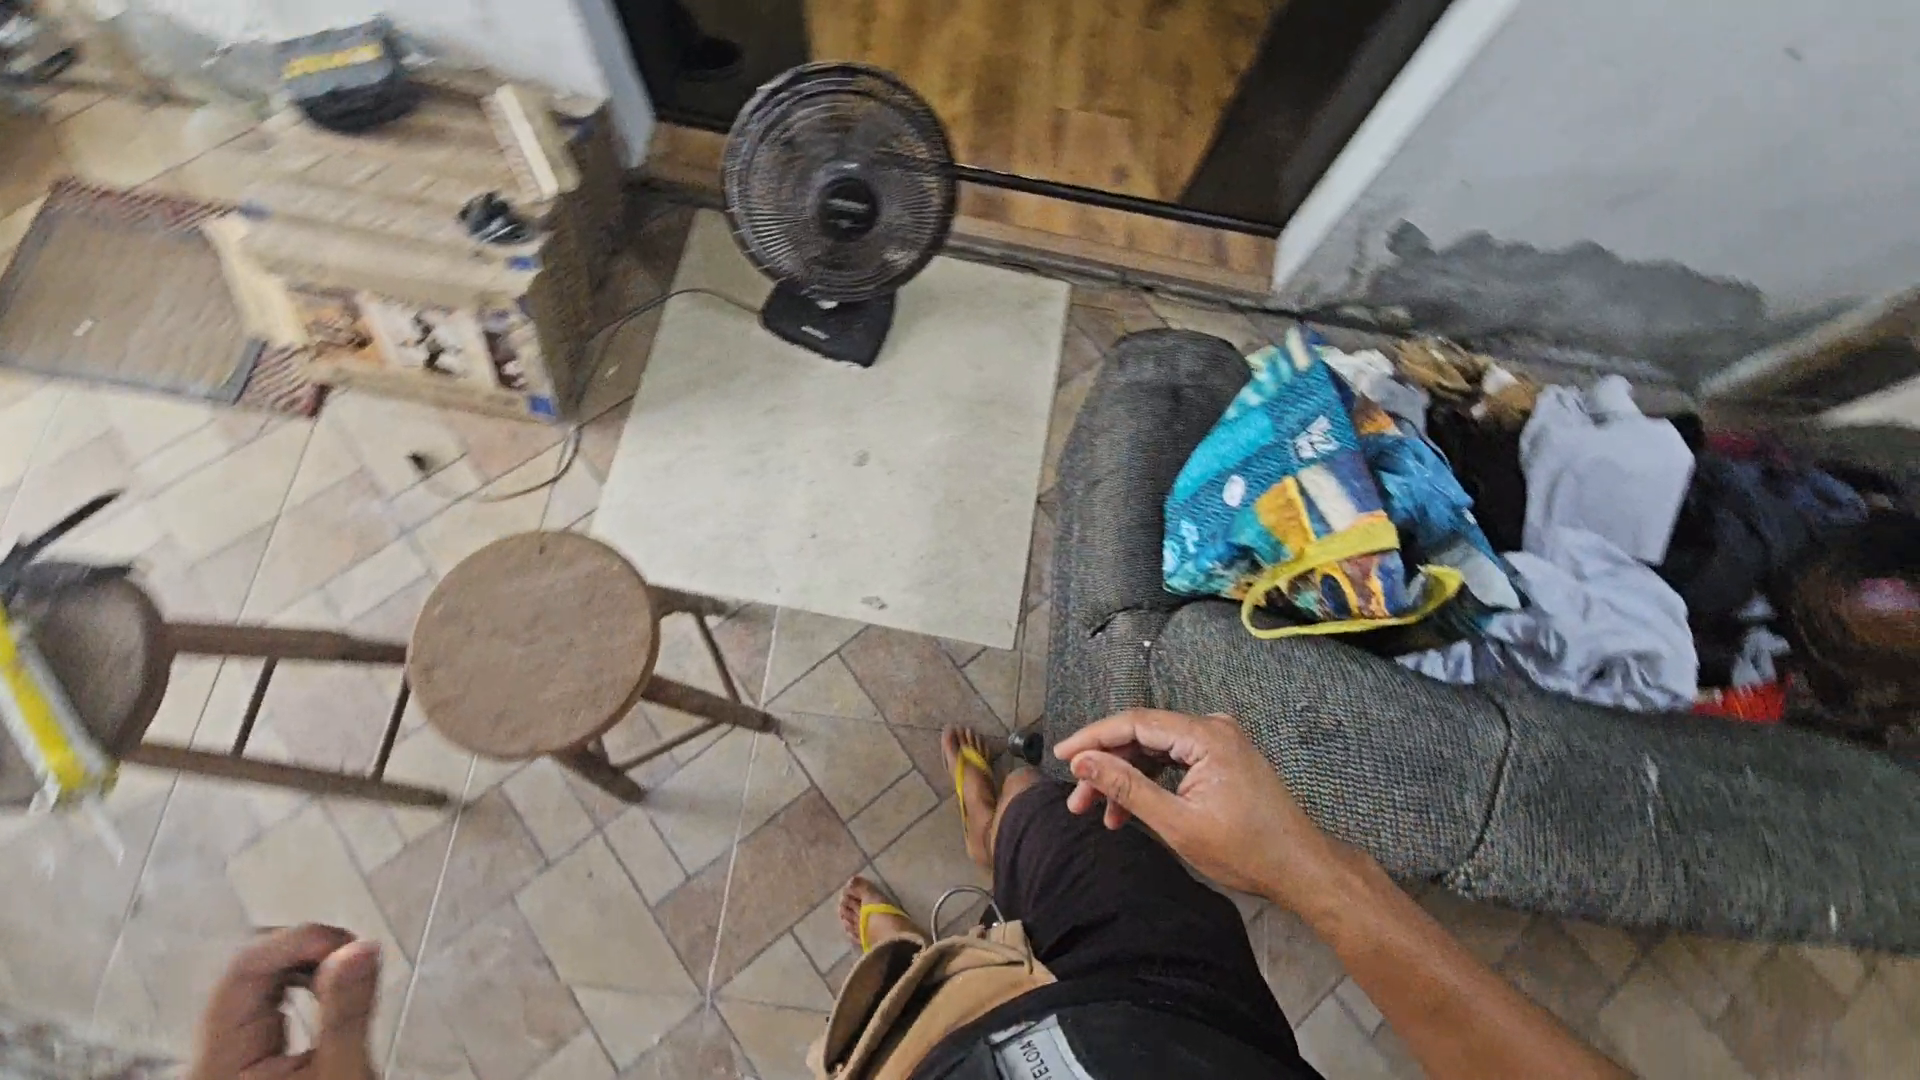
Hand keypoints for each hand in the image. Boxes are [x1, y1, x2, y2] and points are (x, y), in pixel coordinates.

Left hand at [188, 925, 381, 1079]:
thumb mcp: (342, 1074)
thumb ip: (348, 1011)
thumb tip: (361, 946)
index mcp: (221, 1062)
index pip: (246, 969)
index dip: (301, 943)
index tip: (354, 949)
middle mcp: (211, 1054)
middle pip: (250, 969)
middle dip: (311, 951)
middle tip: (358, 963)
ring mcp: (224, 1055)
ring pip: (259, 979)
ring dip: (311, 964)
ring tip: (351, 977)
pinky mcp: (244, 1055)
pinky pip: (266, 1000)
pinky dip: (305, 982)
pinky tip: (332, 992)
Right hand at [1054, 709, 1356, 913]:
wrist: (1303, 871)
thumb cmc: (1246, 852)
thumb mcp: (1176, 823)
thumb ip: (1126, 787)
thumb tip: (1083, 762)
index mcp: (1206, 735)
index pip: (1134, 723)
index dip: (1092, 738)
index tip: (1061, 755)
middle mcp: (1212, 727)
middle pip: (1142, 735)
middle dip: (1106, 766)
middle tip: (1077, 799)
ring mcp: (1219, 741)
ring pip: (1154, 749)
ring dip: (1125, 778)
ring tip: (1098, 813)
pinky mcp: (1221, 757)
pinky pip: (1173, 760)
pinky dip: (1149, 782)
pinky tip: (1128, 811)